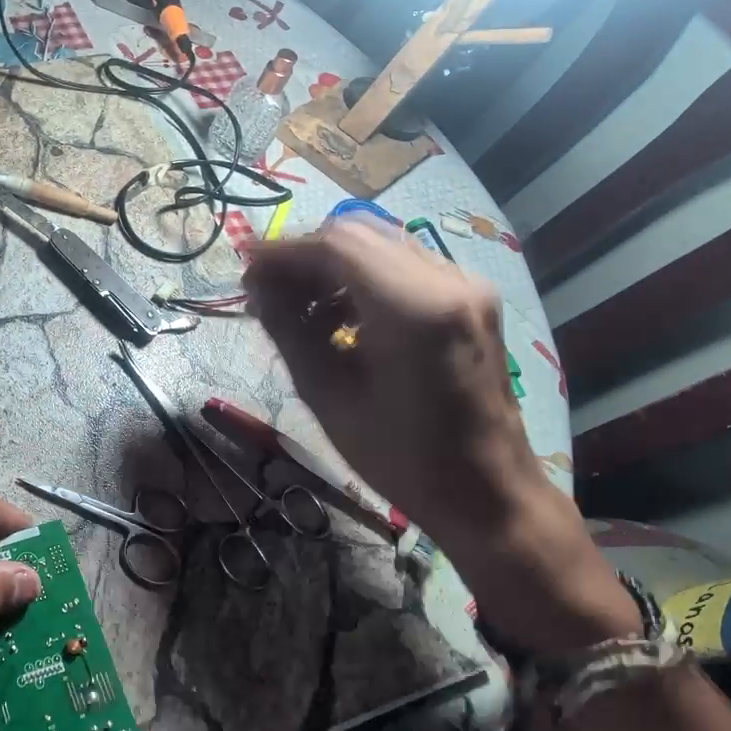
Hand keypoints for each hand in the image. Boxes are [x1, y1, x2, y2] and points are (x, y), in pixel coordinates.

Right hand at [242, 221, 636, 650]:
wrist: (488, 496)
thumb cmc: (401, 458)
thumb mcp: (326, 395)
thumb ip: (287, 329)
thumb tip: (255, 286)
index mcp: (414, 308)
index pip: (333, 246)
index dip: (280, 252)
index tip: (242, 268)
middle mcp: (447, 281)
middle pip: (356, 234)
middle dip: (302, 255)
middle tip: (263, 289)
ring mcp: (465, 287)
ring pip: (378, 244)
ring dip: (329, 265)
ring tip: (294, 307)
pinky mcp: (469, 300)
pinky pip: (401, 265)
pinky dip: (359, 277)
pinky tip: (335, 317)